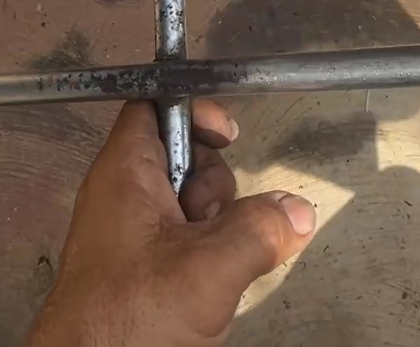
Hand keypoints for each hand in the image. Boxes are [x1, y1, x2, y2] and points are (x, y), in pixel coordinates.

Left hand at [28, 100, 316, 346]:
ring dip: (212, 227)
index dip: (195, 109)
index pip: (156, 104)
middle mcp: (122, 188)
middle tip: (208, 223)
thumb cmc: (131, 315)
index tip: (228, 134)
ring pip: (187, 200)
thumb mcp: (207, 270)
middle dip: (213, 184)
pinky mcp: (135, 260)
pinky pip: (179, 235)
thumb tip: (298, 209)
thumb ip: (257, 232)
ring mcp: (127, 226)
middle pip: (182, 154)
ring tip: (204, 267)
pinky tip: (203, 286)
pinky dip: (201, 252)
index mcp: (126, 167)